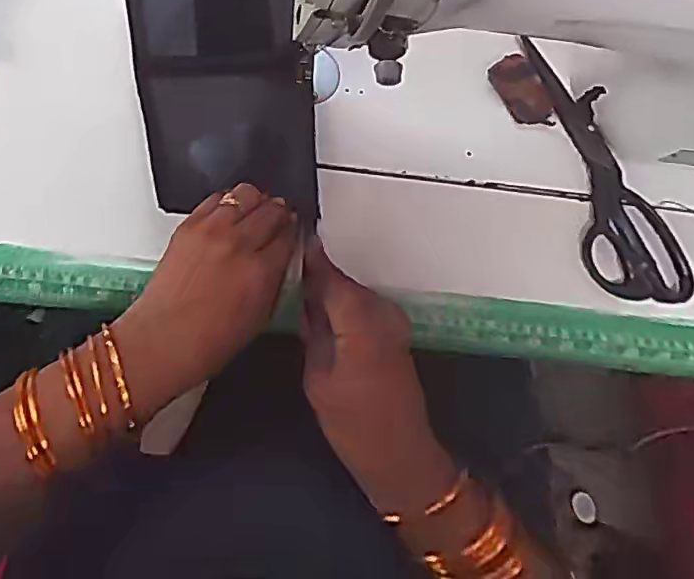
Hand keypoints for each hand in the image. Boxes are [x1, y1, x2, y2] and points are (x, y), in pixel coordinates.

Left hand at [110, 184, 296, 412]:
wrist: (165, 338)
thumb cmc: (208, 339)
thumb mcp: (260, 316)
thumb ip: (275, 279)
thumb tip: (282, 257)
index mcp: (262, 270)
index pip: (288, 234)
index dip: (293, 230)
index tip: (292, 228)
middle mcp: (239, 244)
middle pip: (271, 209)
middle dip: (279, 211)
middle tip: (279, 215)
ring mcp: (212, 230)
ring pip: (246, 194)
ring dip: (256, 200)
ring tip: (255, 208)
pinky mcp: (189, 225)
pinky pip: (215, 198)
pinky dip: (226, 201)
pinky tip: (228, 211)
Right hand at [301, 236, 458, 514]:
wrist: (401, 456)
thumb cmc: (354, 424)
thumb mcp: (317, 377)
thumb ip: (313, 329)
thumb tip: (305, 296)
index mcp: (360, 320)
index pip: (331, 275)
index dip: (312, 256)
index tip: (292, 236)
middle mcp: (381, 310)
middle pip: (345, 277)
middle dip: (321, 265)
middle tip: (291, 252)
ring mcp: (393, 318)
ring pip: (355, 287)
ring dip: (334, 279)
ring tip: (303, 271)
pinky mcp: (395, 329)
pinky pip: (365, 300)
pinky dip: (346, 295)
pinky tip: (325, 297)